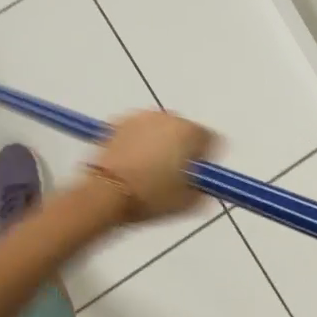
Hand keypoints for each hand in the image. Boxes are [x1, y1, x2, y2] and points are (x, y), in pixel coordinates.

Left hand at [88, 110, 216, 222]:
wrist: (107, 192)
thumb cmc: (151, 196)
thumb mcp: (189, 200)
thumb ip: (205, 187)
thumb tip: (204, 182)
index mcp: (190, 132)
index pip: (209, 139)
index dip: (205, 158)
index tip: (197, 174)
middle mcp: (168, 117)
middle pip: (184, 130)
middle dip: (181, 147)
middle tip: (171, 172)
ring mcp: (141, 116)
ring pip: (159, 128)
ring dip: (159, 141)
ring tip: (148, 167)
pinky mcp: (118, 121)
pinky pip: (137, 130)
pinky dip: (137, 140)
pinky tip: (131, 160)